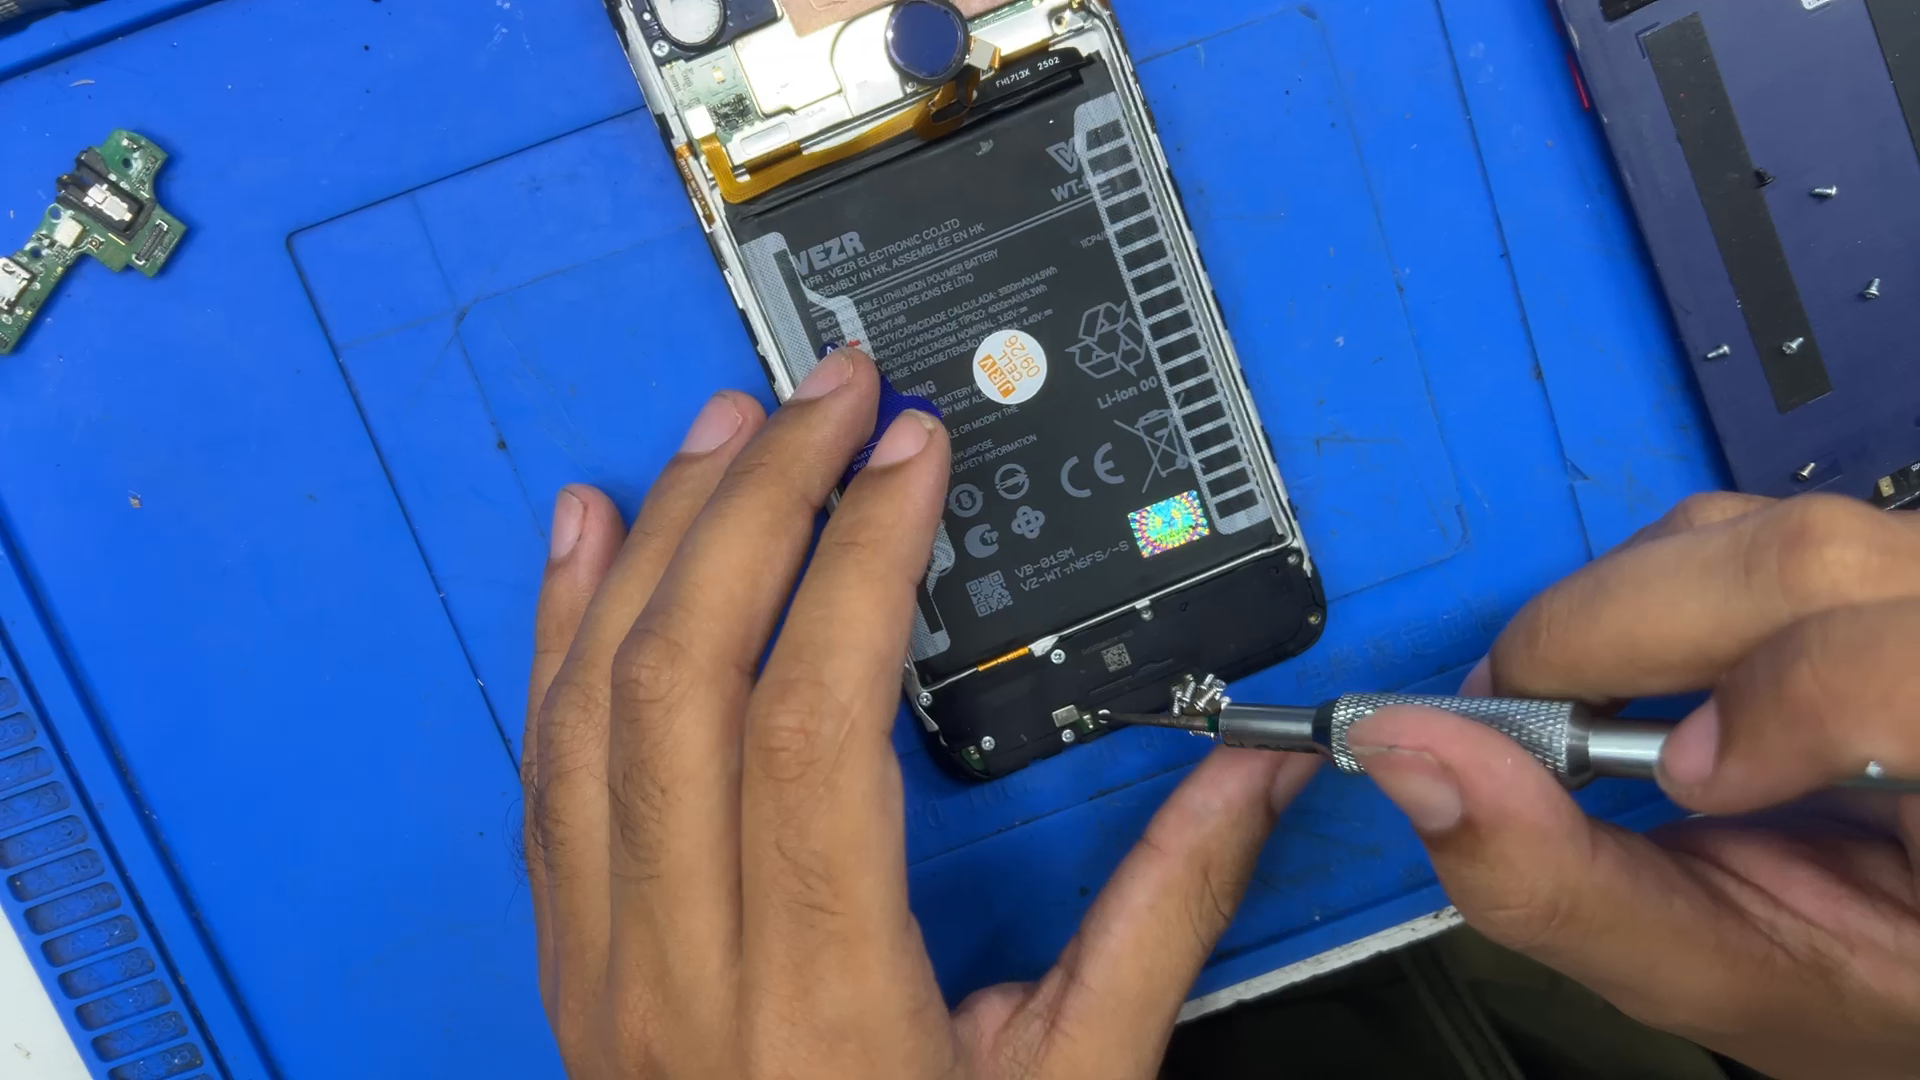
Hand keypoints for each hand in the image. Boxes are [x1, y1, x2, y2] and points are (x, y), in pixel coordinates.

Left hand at [521, 350, 1317, 1078]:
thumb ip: (1162, 912)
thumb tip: (1251, 774)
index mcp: (826, 994)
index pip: (819, 720)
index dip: (863, 559)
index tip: (909, 451)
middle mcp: (681, 957)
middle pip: (690, 674)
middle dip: (764, 503)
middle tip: (821, 398)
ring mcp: (600, 943)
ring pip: (600, 696)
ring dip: (667, 535)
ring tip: (726, 427)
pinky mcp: (571, 936)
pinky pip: (546, 754)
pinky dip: (561, 619)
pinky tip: (590, 527)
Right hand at [1349, 493, 1919, 1078]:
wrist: (1907, 931)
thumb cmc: (1839, 985)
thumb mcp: (1705, 975)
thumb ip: (1547, 881)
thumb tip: (1394, 747)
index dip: (1794, 704)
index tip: (1684, 785)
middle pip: (1806, 559)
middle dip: (1618, 633)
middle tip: (1540, 718)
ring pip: (1748, 530)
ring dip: (1613, 610)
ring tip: (1588, 701)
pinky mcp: (1863, 574)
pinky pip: (1729, 533)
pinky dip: (1634, 592)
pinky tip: (1635, 667)